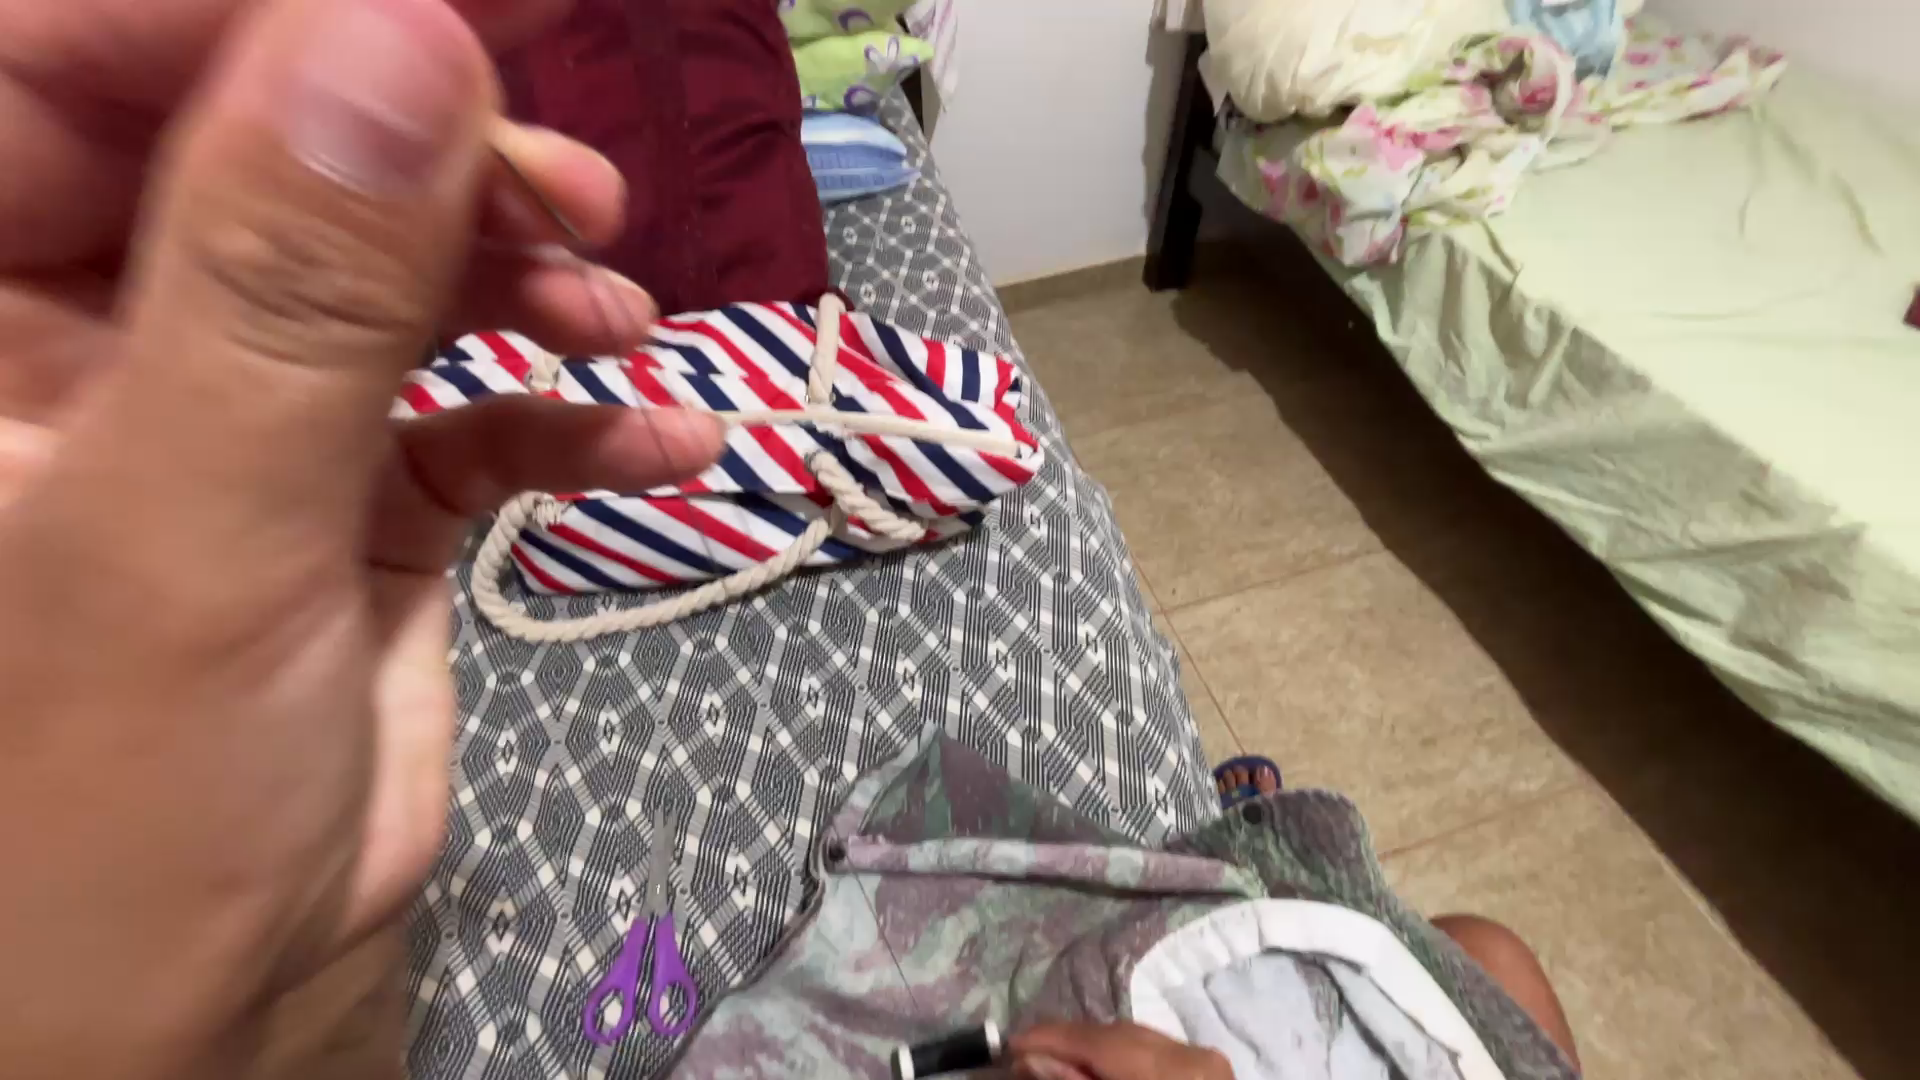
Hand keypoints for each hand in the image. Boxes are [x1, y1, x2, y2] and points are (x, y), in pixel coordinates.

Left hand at [0, 0, 725, 1075]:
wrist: (181, 1001)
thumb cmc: (88, 815)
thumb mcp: (188, 534)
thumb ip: (292, 289)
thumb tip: (405, 49)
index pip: (64, 50)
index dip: (277, 25)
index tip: (464, 38)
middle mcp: (81, 324)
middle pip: (269, 161)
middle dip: (439, 168)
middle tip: (578, 197)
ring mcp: (237, 411)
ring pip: (396, 285)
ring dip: (528, 291)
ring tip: (623, 316)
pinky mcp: (355, 490)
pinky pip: (476, 416)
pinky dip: (574, 426)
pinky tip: (661, 445)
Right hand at [1011, 1023, 1234, 1079]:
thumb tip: (1031, 1061)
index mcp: (1174, 1073)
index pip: (1101, 1041)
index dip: (1052, 1039)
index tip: (1011, 1046)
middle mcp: (1196, 1057)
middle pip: (1117, 1037)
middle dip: (1070, 1046)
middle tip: (1026, 1060)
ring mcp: (1208, 1065)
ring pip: (1135, 1044)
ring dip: (1093, 1055)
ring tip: (1056, 1068)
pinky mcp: (1210, 1074)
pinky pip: (1154, 1058)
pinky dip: (1121, 1065)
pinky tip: (1094, 1075)